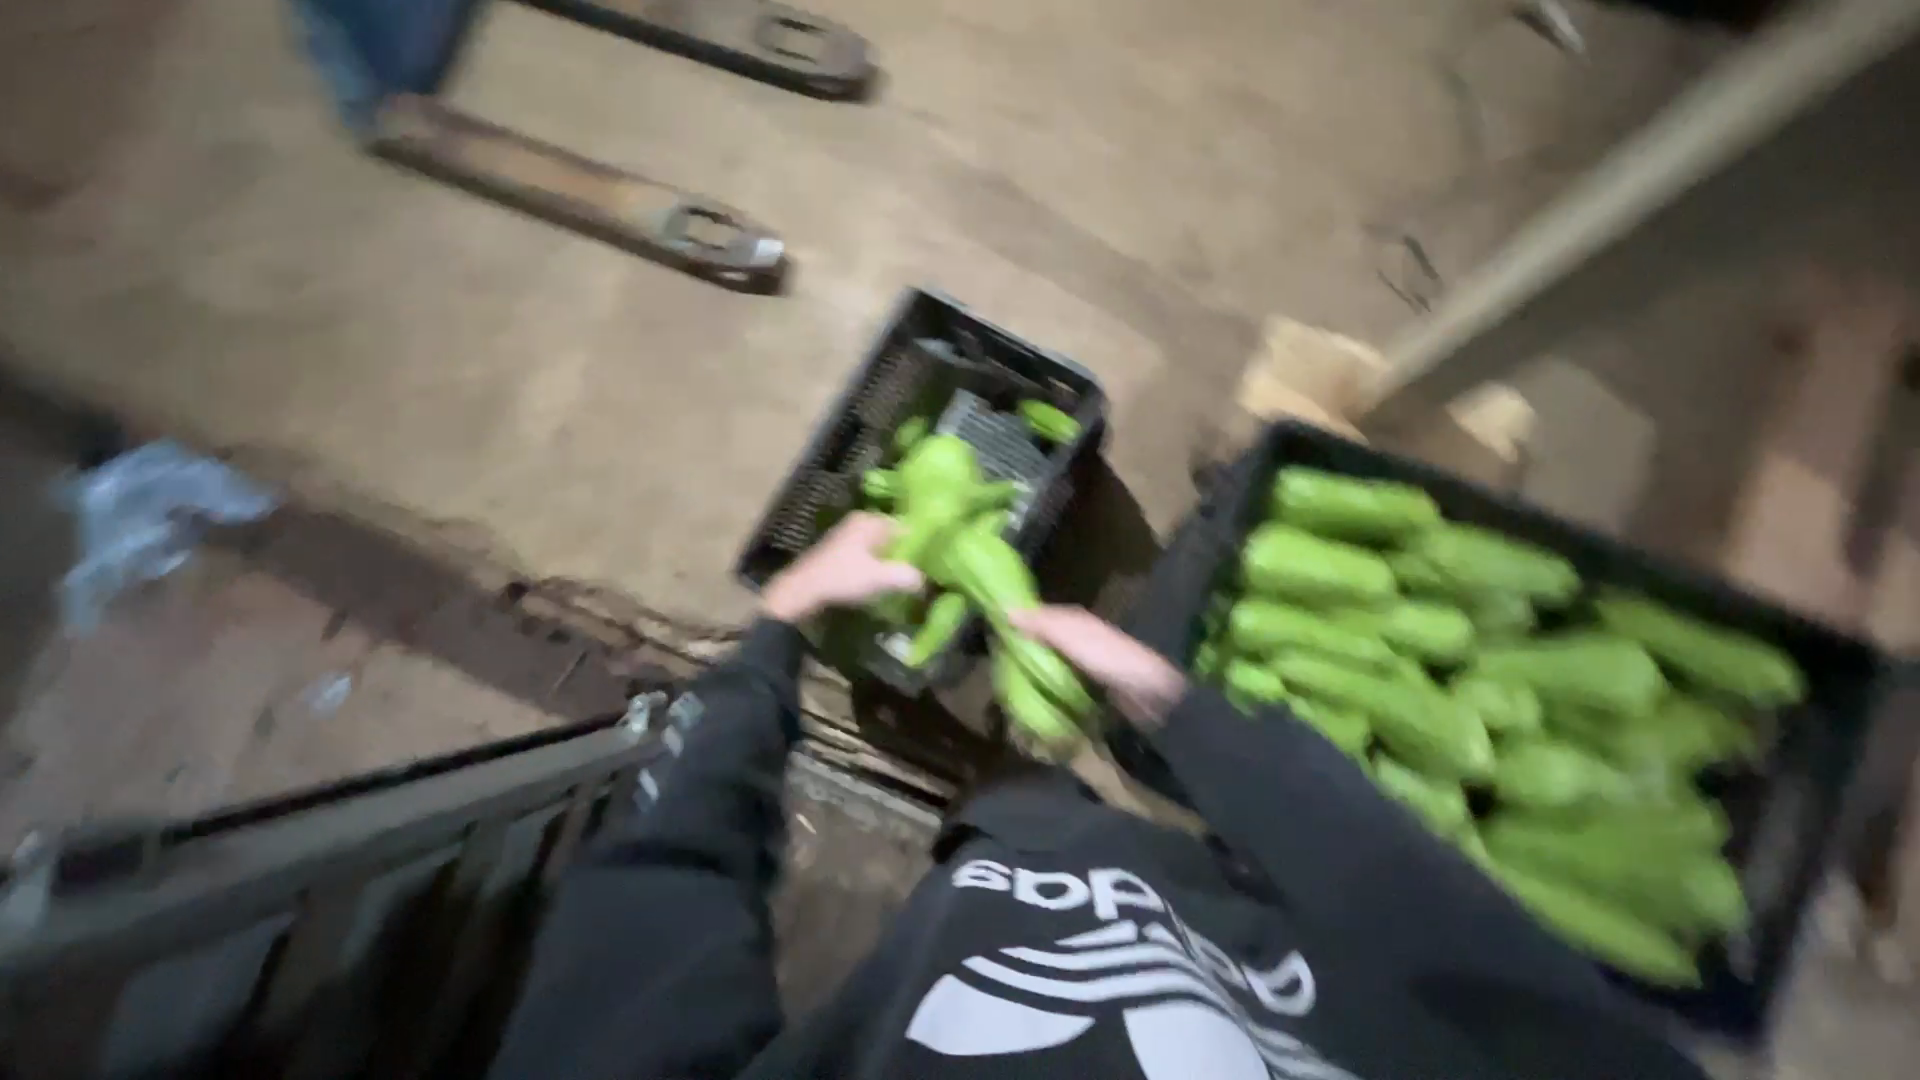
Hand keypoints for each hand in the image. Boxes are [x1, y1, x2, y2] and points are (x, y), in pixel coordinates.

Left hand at [762, 513, 924, 622]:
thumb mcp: (879, 578)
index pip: (906, 526)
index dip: (920, 544)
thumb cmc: (842, 577)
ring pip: (880, 547)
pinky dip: (876, 566)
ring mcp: (848, 536)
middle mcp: (860, 522)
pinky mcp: (840, 551)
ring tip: (904, 580)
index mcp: (870, 520)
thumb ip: (906, 576)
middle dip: (905, 554)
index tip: (931, 562)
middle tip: (920, 573)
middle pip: (893, 537)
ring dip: (890, 562)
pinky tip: (882, 582)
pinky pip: (868, 555)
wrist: (802, 590)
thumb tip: (925, 581)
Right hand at [1010, 606, 1187, 729]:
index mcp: (1075, 620)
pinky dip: (1048, 685)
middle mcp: (1080, 637)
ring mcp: (1086, 663)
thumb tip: (1003, 607)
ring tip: (1008, 681)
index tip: (992, 633)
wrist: (1149, 692)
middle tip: (996, 662)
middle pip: (1044, 640)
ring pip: (1052, 661)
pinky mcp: (1091, 686)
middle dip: (1024, 648)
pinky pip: (1061, 682)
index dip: (1019, 621)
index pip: (1039, 616)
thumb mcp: (1071, 636)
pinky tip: (1034, 694)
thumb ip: (1040, 624)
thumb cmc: (1107, 658)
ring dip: (1035, 669)